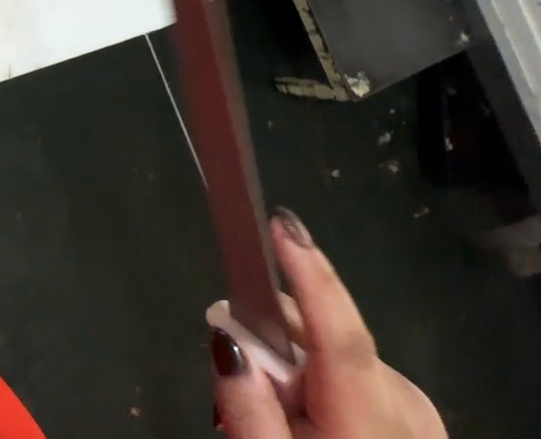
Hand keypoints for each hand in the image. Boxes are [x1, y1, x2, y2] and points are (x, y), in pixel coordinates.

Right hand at [212, 209, 445, 437]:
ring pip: (333, 350)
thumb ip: (245, 406)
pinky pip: (352, 372)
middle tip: (231, 362)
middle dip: (270, 333)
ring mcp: (419, 411)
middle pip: (323, 334)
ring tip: (270, 404)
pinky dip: (315, 376)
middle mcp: (406, 406)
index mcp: (370, 420)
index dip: (311, 276)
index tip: (283, 224)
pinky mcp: (418, 416)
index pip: (341, 334)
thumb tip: (224, 339)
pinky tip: (302, 412)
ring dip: (290, 359)